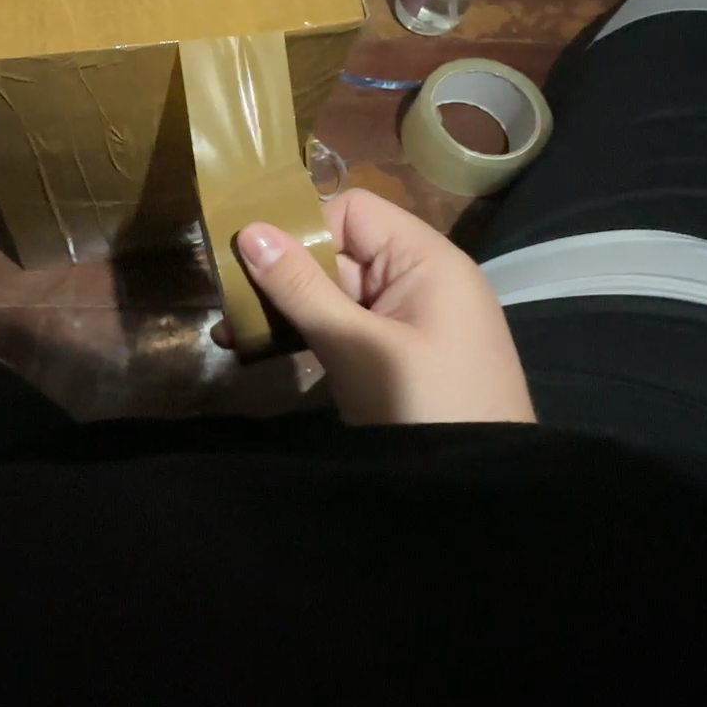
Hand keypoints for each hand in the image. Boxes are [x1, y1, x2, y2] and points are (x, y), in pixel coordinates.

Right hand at [229, 189, 534, 425]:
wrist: (480, 494)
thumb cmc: (422, 405)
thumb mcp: (354, 345)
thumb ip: (301, 287)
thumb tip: (249, 230)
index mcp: (425, 259)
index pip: (353, 212)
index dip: (304, 229)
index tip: (255, 259)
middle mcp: (417, 278)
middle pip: (339, 252)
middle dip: (283, 274)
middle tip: (226, 298)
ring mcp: (406, 318)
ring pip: (334, 293)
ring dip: (286, 308)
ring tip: (229, 331)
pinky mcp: (394, 353)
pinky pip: (344, 326)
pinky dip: (307, 333)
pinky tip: (259, 350)